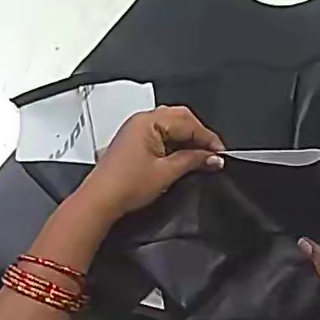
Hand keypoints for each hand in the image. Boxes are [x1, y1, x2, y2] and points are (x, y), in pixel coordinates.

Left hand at [70, 106, 225, 222]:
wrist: (99, 200)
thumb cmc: (123, 186)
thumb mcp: (166, 173)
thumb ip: (193, 160)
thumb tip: (212, 157)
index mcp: (148, 122)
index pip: (188, 122)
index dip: (207, 137)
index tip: (220, 152)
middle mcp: (140, 121)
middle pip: (180, 119)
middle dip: (198, 135)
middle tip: (212, 154)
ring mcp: (135, 130)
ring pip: (170, 126)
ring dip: (187, 139)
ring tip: (199, 158)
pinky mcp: (133, 141)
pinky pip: (160, 134)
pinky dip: (174, 143)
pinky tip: (182, 158)